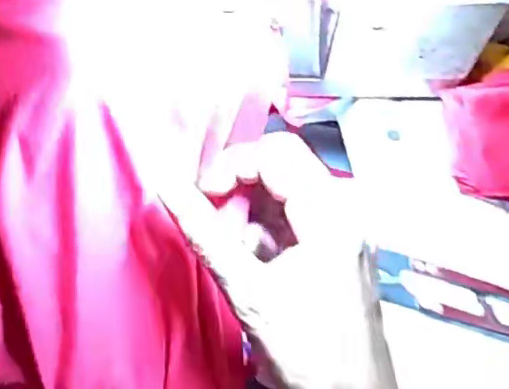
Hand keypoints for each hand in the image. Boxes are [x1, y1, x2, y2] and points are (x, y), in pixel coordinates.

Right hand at [161, 132, 395, 388]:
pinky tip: (249, 255)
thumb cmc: (312, 355)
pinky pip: (291, 211)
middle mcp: (344, 216)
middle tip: (211, 201)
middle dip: (238, 177)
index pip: (273, 154)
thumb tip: (165, 182)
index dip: (231, 165)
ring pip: (284, 184)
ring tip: (228, 237)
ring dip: (248, 201)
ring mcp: (342, 233)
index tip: (203, 193)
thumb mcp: (247, 290)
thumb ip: (203, 231)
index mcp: (331, 218)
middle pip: (281, 160)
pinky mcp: (335, 250)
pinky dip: (262, 222)